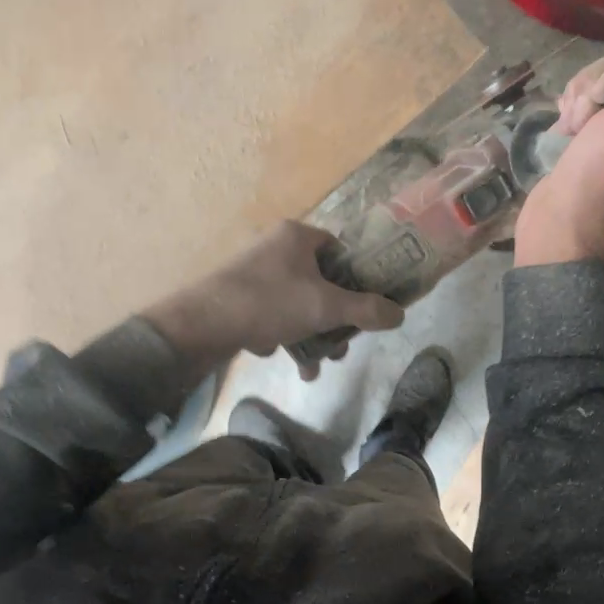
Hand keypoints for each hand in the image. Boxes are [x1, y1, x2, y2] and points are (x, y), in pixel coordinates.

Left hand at [144, 221, 404, 379]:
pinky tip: (280, 357)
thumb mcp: (327, 308)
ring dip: (310, 337)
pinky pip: (273, 314)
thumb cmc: (271, 303)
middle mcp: (275, 247)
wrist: (203, 324)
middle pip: (321, 282)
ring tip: (314, 367)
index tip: (366, 306)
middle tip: (340, 347)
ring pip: (298, 304)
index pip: (339, 250)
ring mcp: (254, 272)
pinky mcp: (238, 296)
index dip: (357, 278)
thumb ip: (366, 310)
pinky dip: (282, 336)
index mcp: (297, 236)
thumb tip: (400, 314)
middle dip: (334, 320)